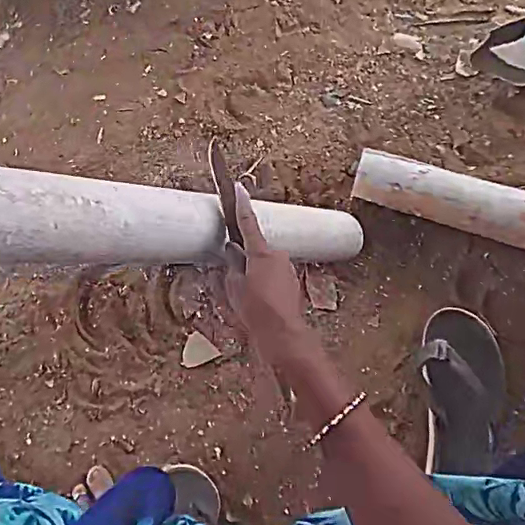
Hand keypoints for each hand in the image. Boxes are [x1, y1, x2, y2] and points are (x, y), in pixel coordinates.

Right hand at [223, 183, 319, 371]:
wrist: (283, 336)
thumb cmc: (256, 311)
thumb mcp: (233, 287)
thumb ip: (231, 266)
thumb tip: (232, 252)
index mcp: (261, 253)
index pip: (248, 223)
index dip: (241, 205)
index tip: (239, 188)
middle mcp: (278, 256)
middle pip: (255, 250)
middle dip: (244, 261)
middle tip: (235, 283)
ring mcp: (287, 270)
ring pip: (264, 266)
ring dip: (254, 277)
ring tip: (247, 301)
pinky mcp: (292, 284)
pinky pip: (273, 278)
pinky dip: (264, 287)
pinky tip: (259, 305)